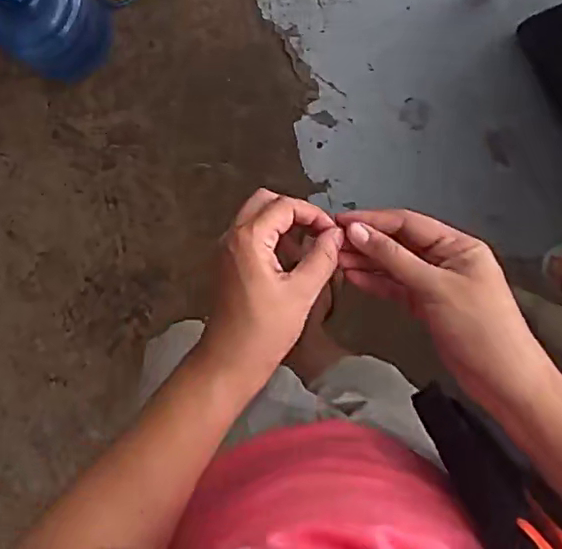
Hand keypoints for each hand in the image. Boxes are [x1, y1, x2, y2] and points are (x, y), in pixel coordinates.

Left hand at [198, 189, 342, 382]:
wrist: (229, 361)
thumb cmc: (263, 331)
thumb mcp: (301, 293)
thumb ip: (321, 258)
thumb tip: (335, 235)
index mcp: (248, 238)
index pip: (283, 205)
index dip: (312, 213)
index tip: (332, 231)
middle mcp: (232, 235)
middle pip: (265, 201)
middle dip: (295, 211)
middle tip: (319, 232)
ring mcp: (226, 247)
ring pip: (256, 215)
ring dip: (283, 224)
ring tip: (308, 250)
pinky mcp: (227, 260)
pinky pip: (250, 234)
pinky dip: (271, 237)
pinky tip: (290, 263)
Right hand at [336, 209, 559, 406]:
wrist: (509, 387)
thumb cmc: (483, 331)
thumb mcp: (436, 288)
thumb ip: (394, 257)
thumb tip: (358, 231)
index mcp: (458, 246)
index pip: (407, 223)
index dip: (373, 220)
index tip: (342, 220)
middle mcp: (446, 259)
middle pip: (399, 242)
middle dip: (366, 240)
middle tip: (334, 240)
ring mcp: (436, 283)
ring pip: (394, 264)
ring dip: (367, 261)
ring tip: (337, 258)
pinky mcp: (428, 305)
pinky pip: (396, 286)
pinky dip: (376, 281)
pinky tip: (354, 277)